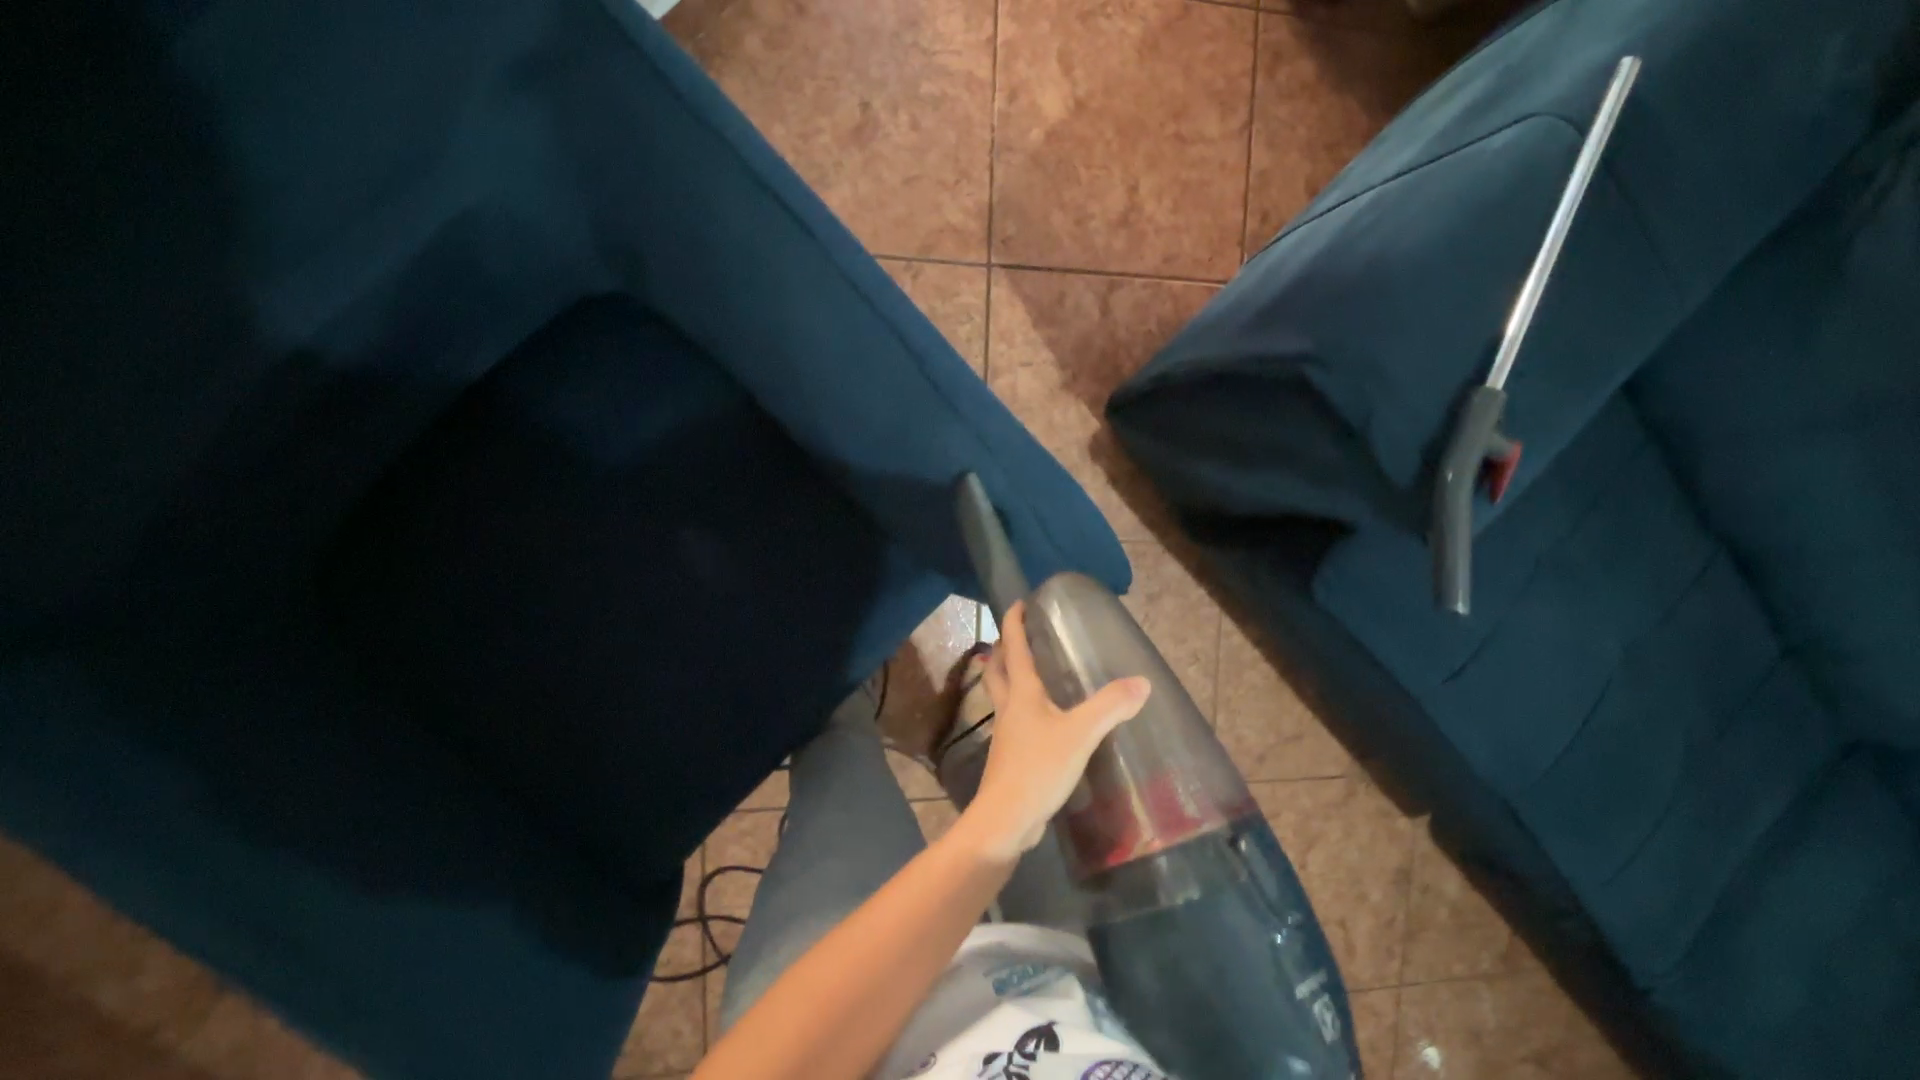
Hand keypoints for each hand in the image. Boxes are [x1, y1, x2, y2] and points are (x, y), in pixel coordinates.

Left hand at [952, 601, 1151, 863]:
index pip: (1015, 649)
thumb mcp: (1080, 734)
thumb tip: (1142, 681)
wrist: (1006, 819)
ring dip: (1007, 679)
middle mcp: (1008, 709)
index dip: (1014, 624)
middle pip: (998, 670)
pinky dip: (1020, 710)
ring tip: (1024, 673)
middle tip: (1014, 636)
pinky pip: (1013, 723)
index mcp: (1022, 695)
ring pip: (1002, 697)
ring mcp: (1006, 735)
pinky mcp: (1010, 758)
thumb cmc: (1038, 768)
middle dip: (1003, 650)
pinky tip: (1039, 722)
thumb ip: (1110, 706)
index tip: (1018, 603)